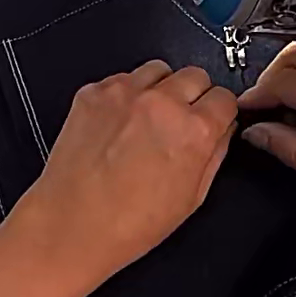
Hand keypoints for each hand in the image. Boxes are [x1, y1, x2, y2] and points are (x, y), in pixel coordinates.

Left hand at [4, 61, 237, 287]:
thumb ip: (215, 154)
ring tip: (148, 118)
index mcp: (194, 131)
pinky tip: (120, 123)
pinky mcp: (95, 92)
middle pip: (196, 75)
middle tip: (181, 119)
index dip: (220, 111)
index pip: (224, 97)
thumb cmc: (129, 224)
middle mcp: (162, 103)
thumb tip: (223, 128)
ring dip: (162, 88)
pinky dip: (127, 94)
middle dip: (195, 95)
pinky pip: (123, 78)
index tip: (213, 118)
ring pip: (160, 70)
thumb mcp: (192, 197)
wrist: (71, 226)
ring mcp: (125, 93)